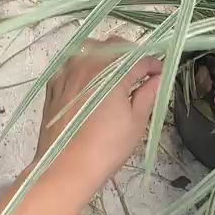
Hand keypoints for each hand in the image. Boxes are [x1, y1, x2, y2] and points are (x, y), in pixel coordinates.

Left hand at [33, 49, 164, 186]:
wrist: (65, 168)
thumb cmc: (107, 147)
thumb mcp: (136, 121)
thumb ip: (148, 94)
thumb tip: (157, 78)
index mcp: (112, 72)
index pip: (139, 59)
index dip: (154, 64)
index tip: (160, 73)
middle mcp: (88, 64)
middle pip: (114, 45)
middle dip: (131, 55)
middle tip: (140, 73)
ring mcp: (67, 72)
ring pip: (89, 49)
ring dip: (106, 55)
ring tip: (114, 73)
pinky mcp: (53, 85)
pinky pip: (71, 64)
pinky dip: (83, 66)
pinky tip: (89, 82)